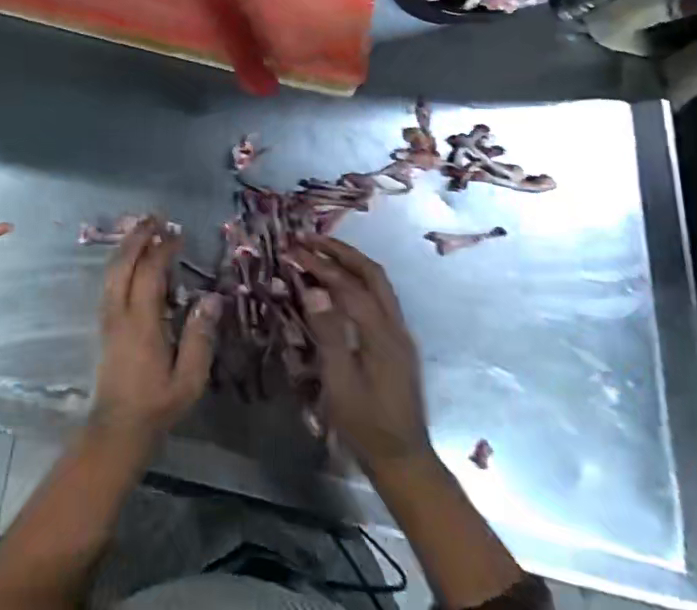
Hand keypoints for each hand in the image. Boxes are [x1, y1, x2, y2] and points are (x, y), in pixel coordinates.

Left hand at [90, 218, 220, 449]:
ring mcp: (107, 319)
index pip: (149, 274)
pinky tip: (131, 262)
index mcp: (141, 323)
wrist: (117, 430)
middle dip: (137, 238)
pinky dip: (120, 263)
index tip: (178, 234)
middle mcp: (119, 314)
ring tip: (142, 231)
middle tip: (155, 218)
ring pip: (111, 272)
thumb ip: (199, 337)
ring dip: (126, 247)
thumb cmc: (157, 405)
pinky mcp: (104, 326)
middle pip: (122, 264)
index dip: (163, 250)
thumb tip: (211, 298)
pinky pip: (109, 283)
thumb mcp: (189, 378)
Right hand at [284, 235, 432, 473]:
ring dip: (351, 263)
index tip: (294, 250)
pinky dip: (357, 280)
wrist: (402, 458)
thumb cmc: (365, 424)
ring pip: (379, 284)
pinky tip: (339, 285)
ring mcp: (400, 334)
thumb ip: (329, 335)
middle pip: (372, 274)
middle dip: (341, 251)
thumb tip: (314, 291)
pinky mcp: (397, 343)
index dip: (321, 265)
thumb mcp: (340, 383)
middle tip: (309, 239)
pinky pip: (379, 298)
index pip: (349, 286)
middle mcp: (396, 326)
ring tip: (322, 252)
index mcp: (382, 334)